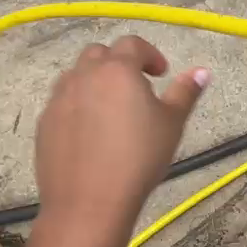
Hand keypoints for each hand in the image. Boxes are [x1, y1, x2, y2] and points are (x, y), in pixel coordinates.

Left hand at [32, 36, 209, 238]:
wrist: (88, 203)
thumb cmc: (139, 158)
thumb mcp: (172, 124)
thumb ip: (185, 92)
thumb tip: (202, 71)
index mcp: (118, 70)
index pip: (132, 44)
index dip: (150, 54)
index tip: (161, 74)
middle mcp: (84, 76)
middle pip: (99, 53)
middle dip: (119, 62)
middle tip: (136, 88)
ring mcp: (59, 99)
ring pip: (76, 75)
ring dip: (95, 80)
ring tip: (112, 108)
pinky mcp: (44, 123)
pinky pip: (62, 101)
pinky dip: (78, 104)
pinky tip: (91, 132)